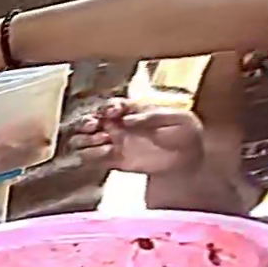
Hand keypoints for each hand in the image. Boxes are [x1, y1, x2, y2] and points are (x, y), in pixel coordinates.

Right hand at [65, 99, 205, 175]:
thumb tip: (127, 119)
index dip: (106, 107)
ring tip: (102, 140)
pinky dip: (91, 154)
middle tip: (94, 126)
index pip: (110, 106)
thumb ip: (154, 116)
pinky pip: (88, 157)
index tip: (112, 112)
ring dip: (84, 139)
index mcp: (131, 112)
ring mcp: (110, 143)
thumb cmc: (185, 134)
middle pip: (87, 121)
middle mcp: (115, 126)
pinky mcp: (109, 160)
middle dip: (85, 122)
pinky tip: (107, 152)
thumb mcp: (179, 119)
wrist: (186, 160)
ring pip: (81, 139)